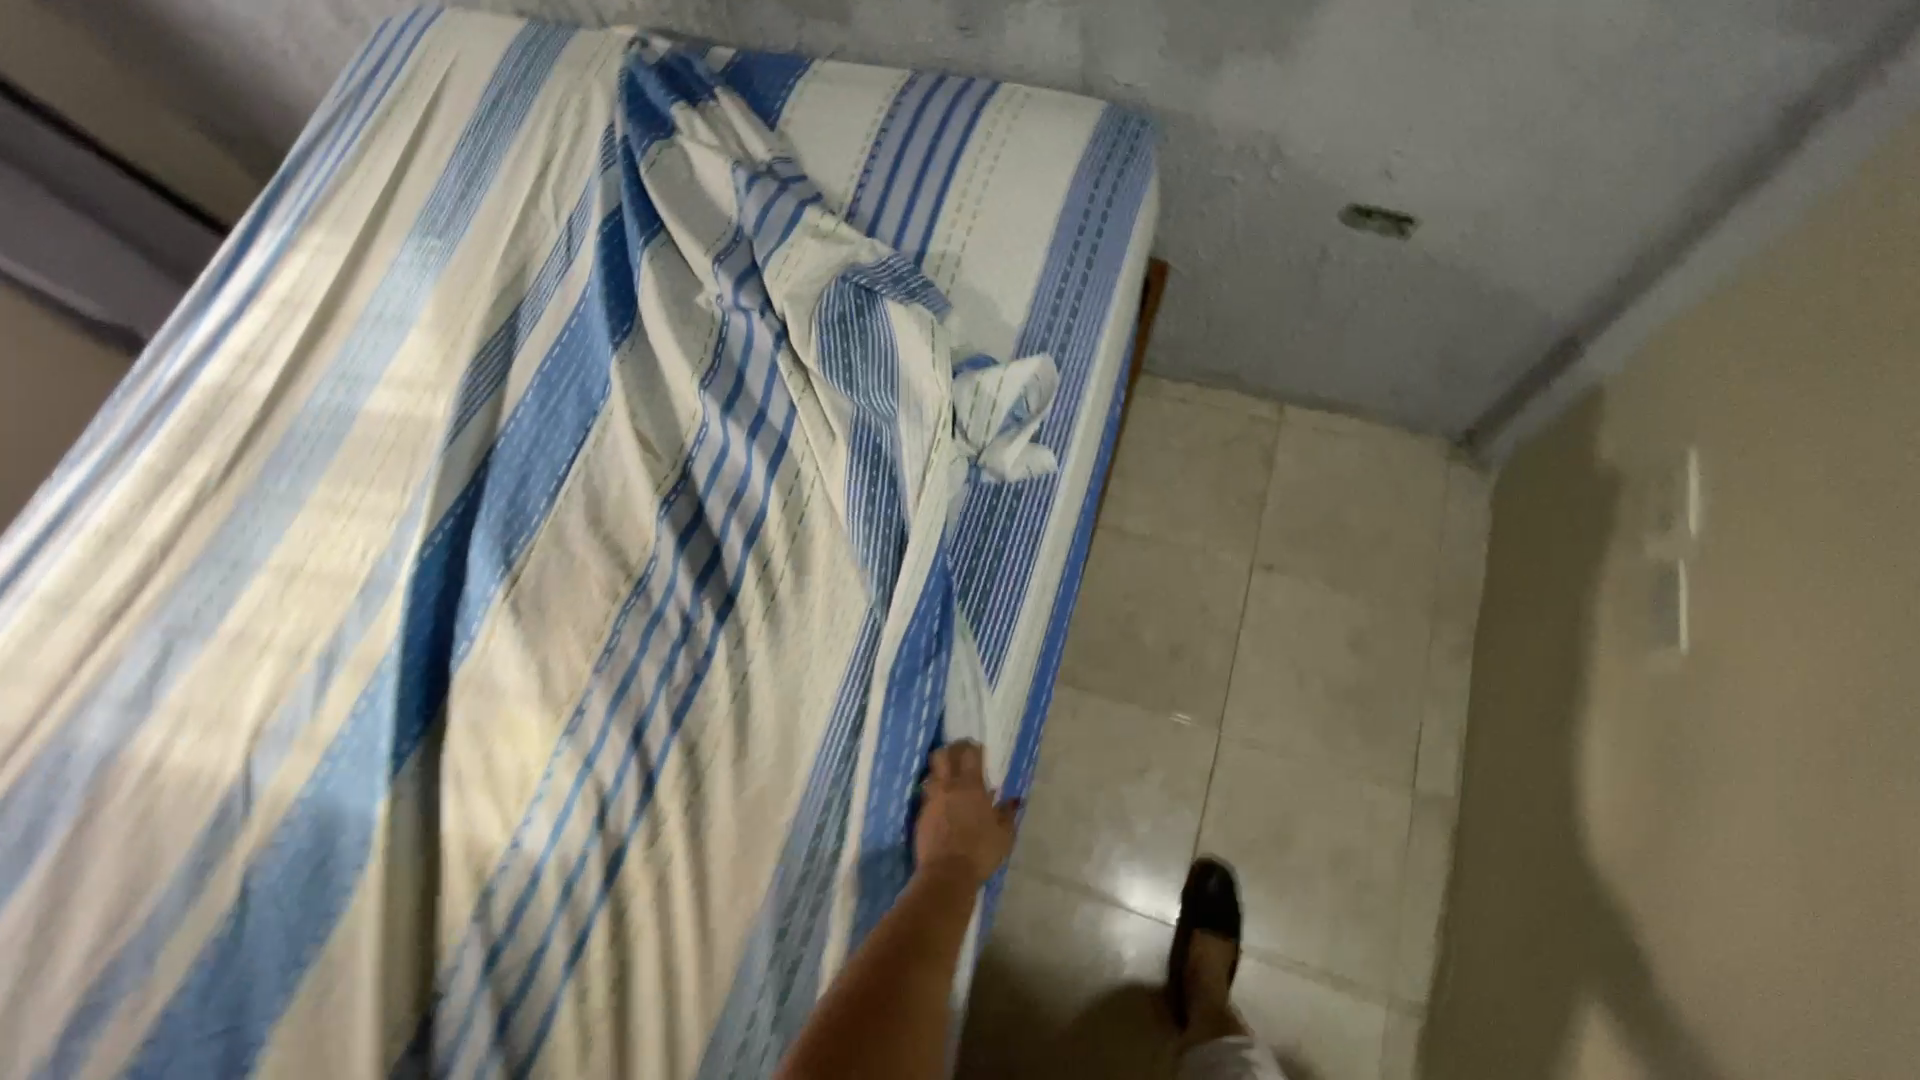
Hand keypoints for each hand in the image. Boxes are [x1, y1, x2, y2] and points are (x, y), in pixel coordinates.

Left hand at [913, 740, 1019, 888]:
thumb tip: (1014, 798)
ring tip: (948, 776)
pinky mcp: (920, 814)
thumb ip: (1008, 813)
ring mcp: (931, 799)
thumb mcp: (1004, 834)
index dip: (972, 747)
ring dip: (939, 770)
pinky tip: (941, 799)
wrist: (947, 873)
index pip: (969, 754)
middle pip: (942, 755)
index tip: (976, 747)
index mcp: (971, 786)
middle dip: (950, 749)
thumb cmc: (980, 852)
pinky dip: (934, 790)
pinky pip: (926, 793)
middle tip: (959, 753)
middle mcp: (948, 786)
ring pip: (931, 772)